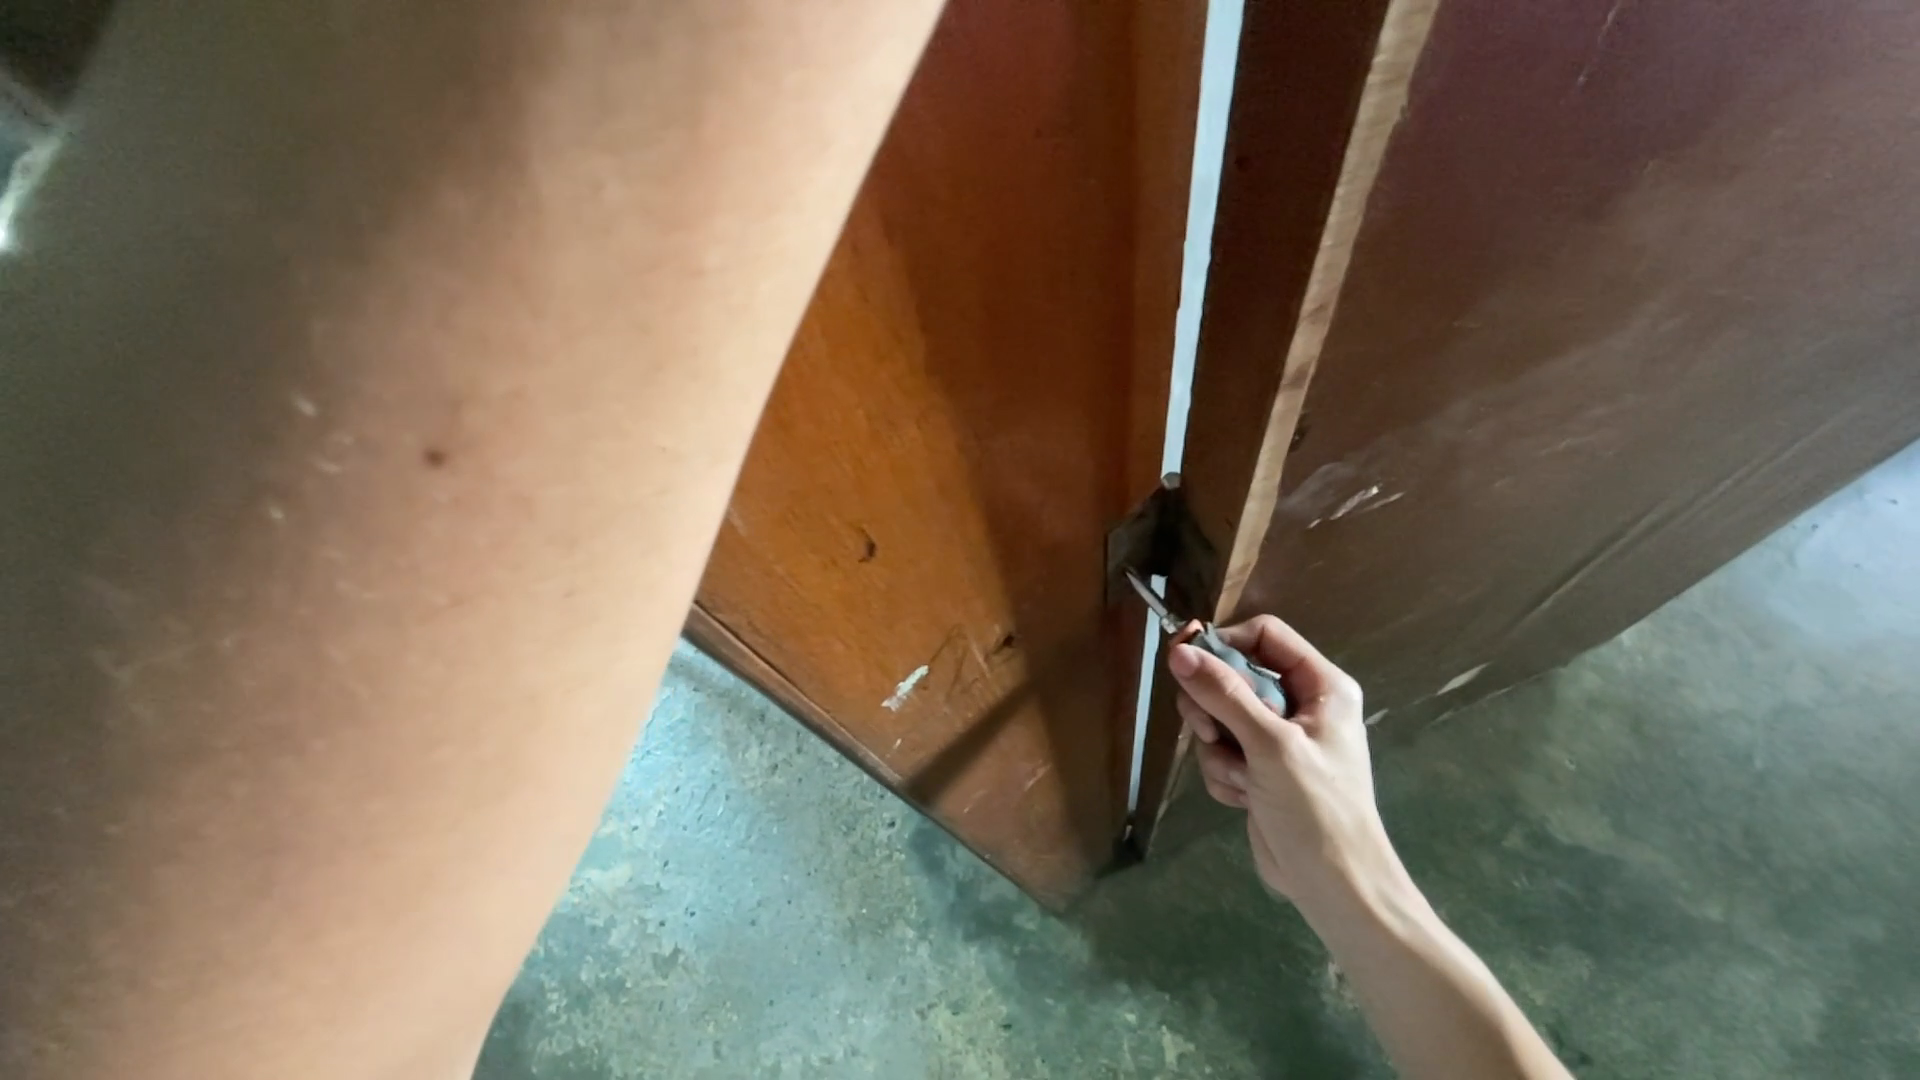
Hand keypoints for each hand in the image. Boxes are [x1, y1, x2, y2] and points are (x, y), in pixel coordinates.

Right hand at [1168, 616, 1401, 911]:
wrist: (1334, 887)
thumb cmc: (1316, 808)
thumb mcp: (1269, 745)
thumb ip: (1223, 694)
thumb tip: (1179, 651)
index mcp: (1321, 686)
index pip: (1264, 635)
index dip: (1225, 644)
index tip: (1187, 663)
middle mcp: (1300, 705)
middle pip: (1233, 675)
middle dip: (1214, 707)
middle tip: (1209, 732)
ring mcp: (1278, 739)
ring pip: (1220, 715)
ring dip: (1218, 749)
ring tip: (1240, 778)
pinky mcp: (1260, 769)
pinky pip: (1221, 750)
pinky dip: (1224, 773)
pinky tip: (1244, 798)